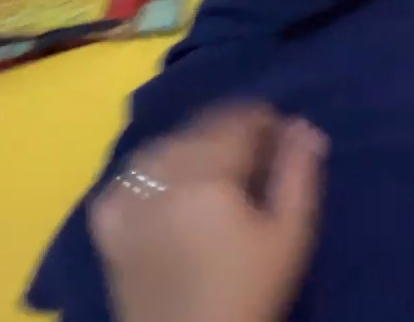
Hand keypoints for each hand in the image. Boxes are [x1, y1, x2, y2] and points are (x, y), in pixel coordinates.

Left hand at [91, 102, 327, 321]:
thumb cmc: (250, 292)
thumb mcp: (290, 233)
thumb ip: (298, 172)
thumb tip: (303, 126)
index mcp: (208, 179)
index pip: (238, 122)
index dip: (266, 120)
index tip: (285, 135)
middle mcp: (163, 185)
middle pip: (199, 130)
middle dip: (232, 129)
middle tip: (259, 152)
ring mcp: (130, 211)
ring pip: (158, 150)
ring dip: (189, 143)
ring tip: (215, 162)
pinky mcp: (111, 238)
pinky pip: (120, 187)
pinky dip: (142, 175)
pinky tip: (163, 183)